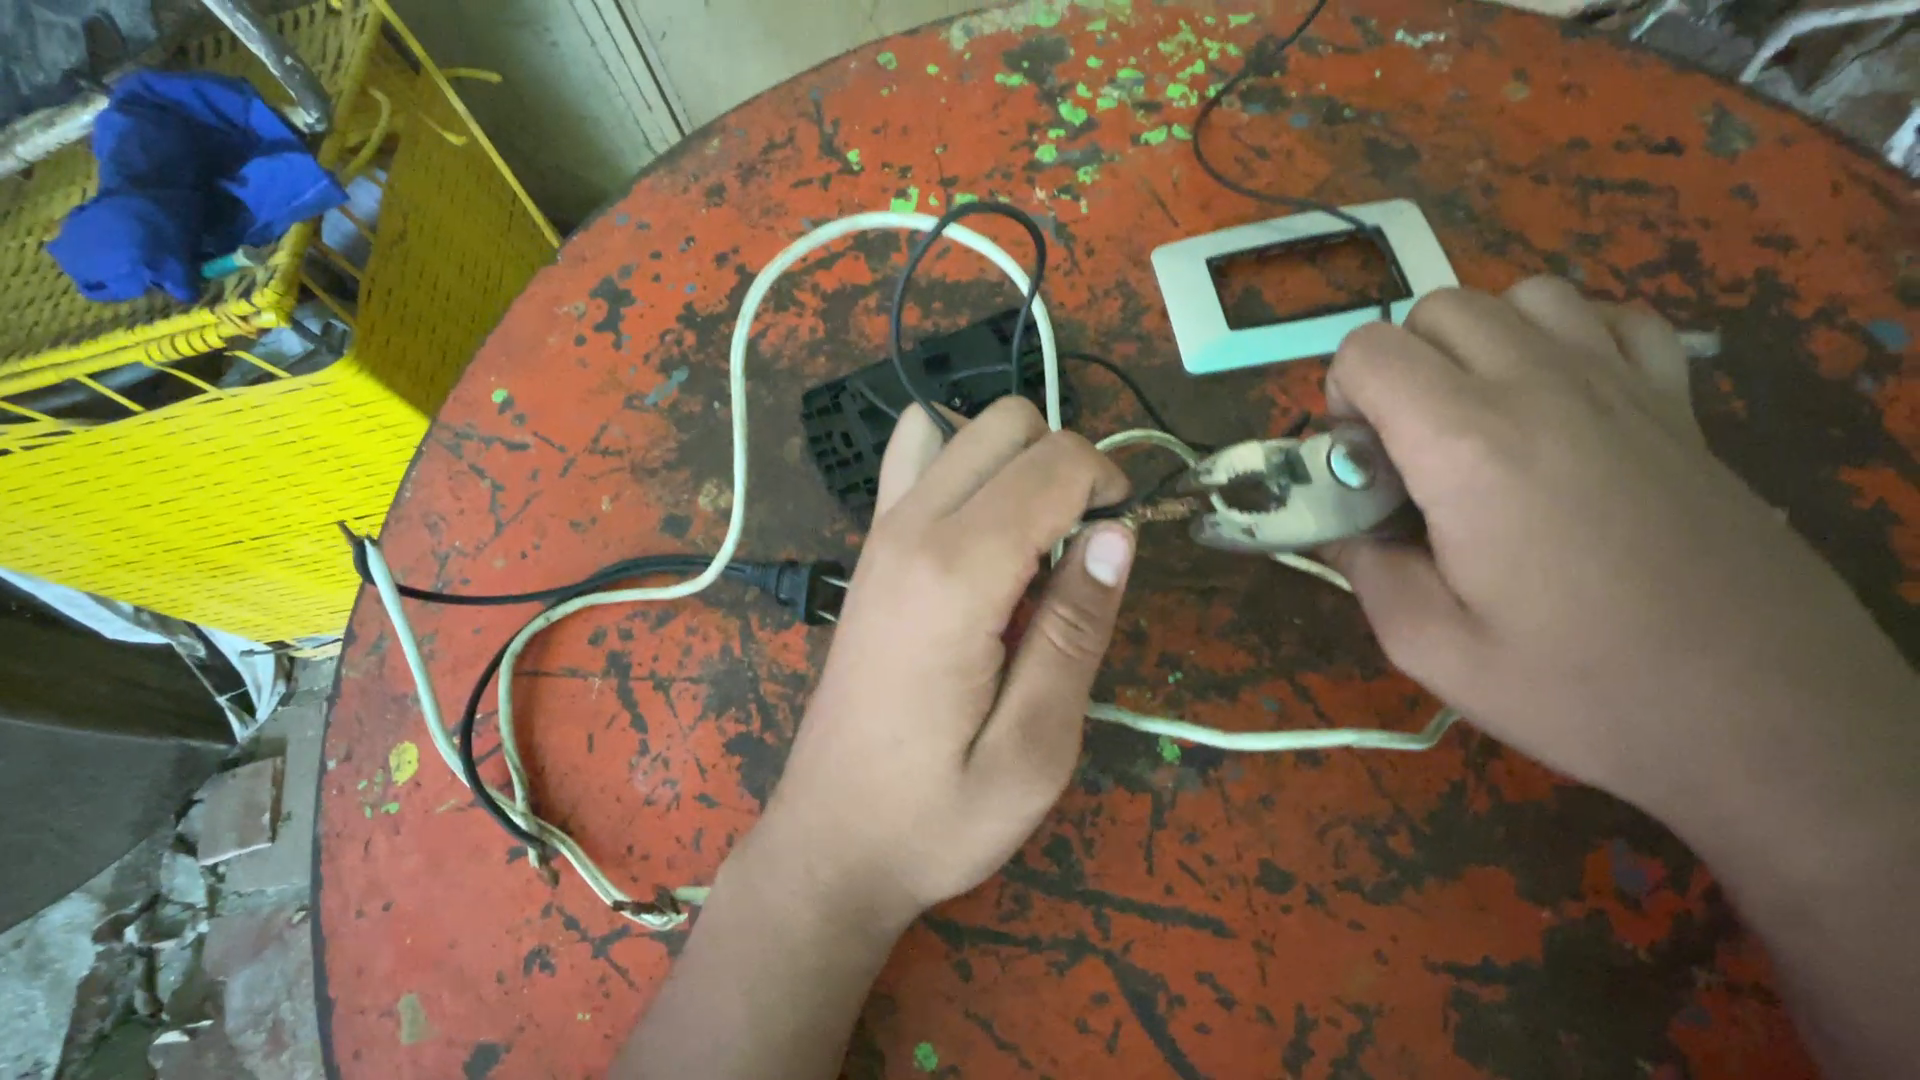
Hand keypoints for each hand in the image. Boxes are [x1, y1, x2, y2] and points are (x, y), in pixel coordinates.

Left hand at [727, 397, 1136, 931]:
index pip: (1053, 463)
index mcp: (956, 574)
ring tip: (1032, 547)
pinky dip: (965, 470)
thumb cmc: (938, 812)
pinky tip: (980, 540)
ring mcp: (879, 534)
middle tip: (1080, 551)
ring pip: (959, 429)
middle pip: (1006, 423)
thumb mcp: (1036, 747)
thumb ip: (1078, 629)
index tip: (1121, 543)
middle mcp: (909, 530)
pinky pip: (916, 461)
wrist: (832, 838)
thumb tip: (1117, 535)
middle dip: (1064, 463)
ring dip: (1015, 464)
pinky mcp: (869, 551)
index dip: (1108, 484)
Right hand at [1322, 277, 1914, 819]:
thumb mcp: (1431, 649)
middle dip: (1399, 366)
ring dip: (1478, 342)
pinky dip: (1569, 337)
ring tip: (1478, 419)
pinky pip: (1613, 318)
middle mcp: (1540, 389)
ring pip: (1522, 297)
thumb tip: (1339, 524)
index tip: (1362, 466)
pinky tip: (1561, 400)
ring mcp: (1622, 385)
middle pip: (1437, 309)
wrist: (1768, 715)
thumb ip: (1364, 569)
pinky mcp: (1679, 403)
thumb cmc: (1582, 688)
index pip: (1368, 350)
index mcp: (1466, 447)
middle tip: (1408, 450)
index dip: (1341, 400)